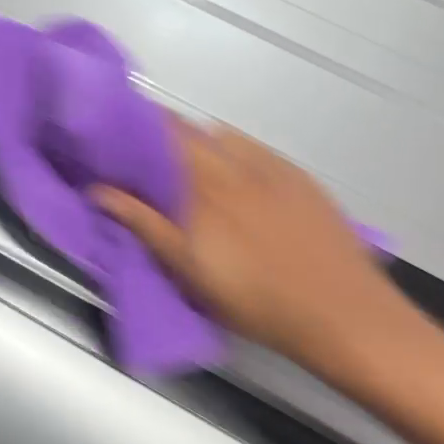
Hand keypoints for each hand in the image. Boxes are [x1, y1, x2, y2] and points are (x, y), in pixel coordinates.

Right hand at [92, 122, 421, 374]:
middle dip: (164, 138)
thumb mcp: (187, 268)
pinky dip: (237, 156)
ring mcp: (275, 168)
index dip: (136, 128)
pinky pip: (259, 152)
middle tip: (146, 163)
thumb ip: (142, 223)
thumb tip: (98, 190)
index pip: (163, 130)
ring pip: (226, 138)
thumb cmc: (254, 298)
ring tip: (190, 173)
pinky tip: (239, 185)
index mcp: (204, 181)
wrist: (345, 316)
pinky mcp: (303, 180)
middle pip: (192, 130)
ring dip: (201, 145)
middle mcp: (237, 162)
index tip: (115, 142)